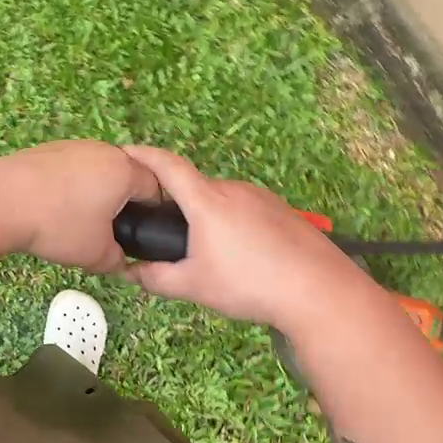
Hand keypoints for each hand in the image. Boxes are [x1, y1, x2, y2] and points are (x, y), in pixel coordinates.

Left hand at [0, 141, 160, 273]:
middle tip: (108, 229)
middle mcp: (102, 150)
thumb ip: (117, 259)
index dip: (151, 213)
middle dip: (121, 202)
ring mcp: (71, 147)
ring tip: (76, 221)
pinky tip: (51, 208)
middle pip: (125, 174)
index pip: (155, 187)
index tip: (138, 233)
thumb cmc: (57, 226)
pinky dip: (66, 188)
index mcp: (124, 171)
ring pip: (95, 171)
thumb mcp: (95, 254)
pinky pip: (68, 170)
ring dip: (93, 193)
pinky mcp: (44, 151)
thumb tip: (121, 262)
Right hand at [120, 146, 368, 329]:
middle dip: (173, 201)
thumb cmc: (248, 283)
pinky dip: (228, 222)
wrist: (319, 290)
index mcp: (207, 201)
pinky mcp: (281, 210)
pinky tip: (235, 253)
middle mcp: (234, 190)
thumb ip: (155, 278)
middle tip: (159, 227)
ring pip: (220, 199)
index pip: (168, 166)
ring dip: (203, 214)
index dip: (143, 155)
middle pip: (194, 186)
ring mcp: (261, 198)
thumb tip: (130, 274)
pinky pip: (243, 208)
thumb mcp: (193, 286)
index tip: (124, 152)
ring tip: (199, 248)